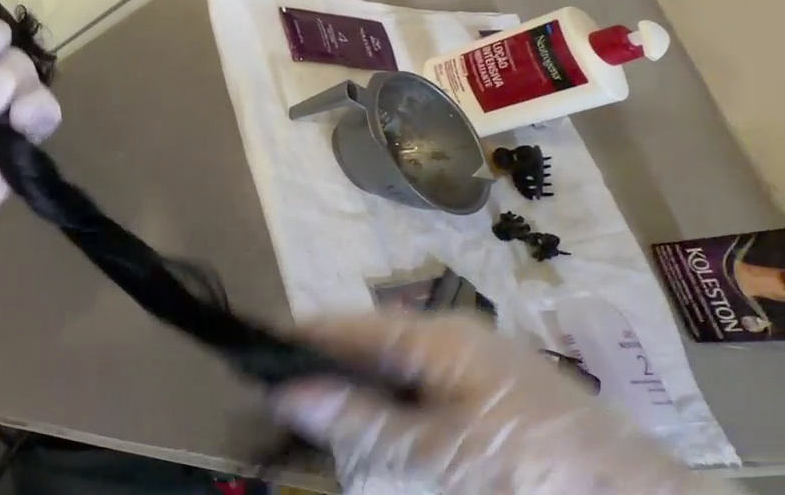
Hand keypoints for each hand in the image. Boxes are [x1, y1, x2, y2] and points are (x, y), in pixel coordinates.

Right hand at [270, 312, 731, 494]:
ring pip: (399, 366)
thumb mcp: (441, 451)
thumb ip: (360, 419)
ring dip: (367, 393)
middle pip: (369, 344)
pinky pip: (431, 383)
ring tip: (342, 425)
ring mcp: (484, 359)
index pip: (342, 325)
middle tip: (299, 409)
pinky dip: (403, 404)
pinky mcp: (506, 389)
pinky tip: (399, 434)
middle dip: (332, 374)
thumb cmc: (536, 468)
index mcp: (435, 334)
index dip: (298, 343)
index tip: (256, 366)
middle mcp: (455, 334)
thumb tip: (282, 394)